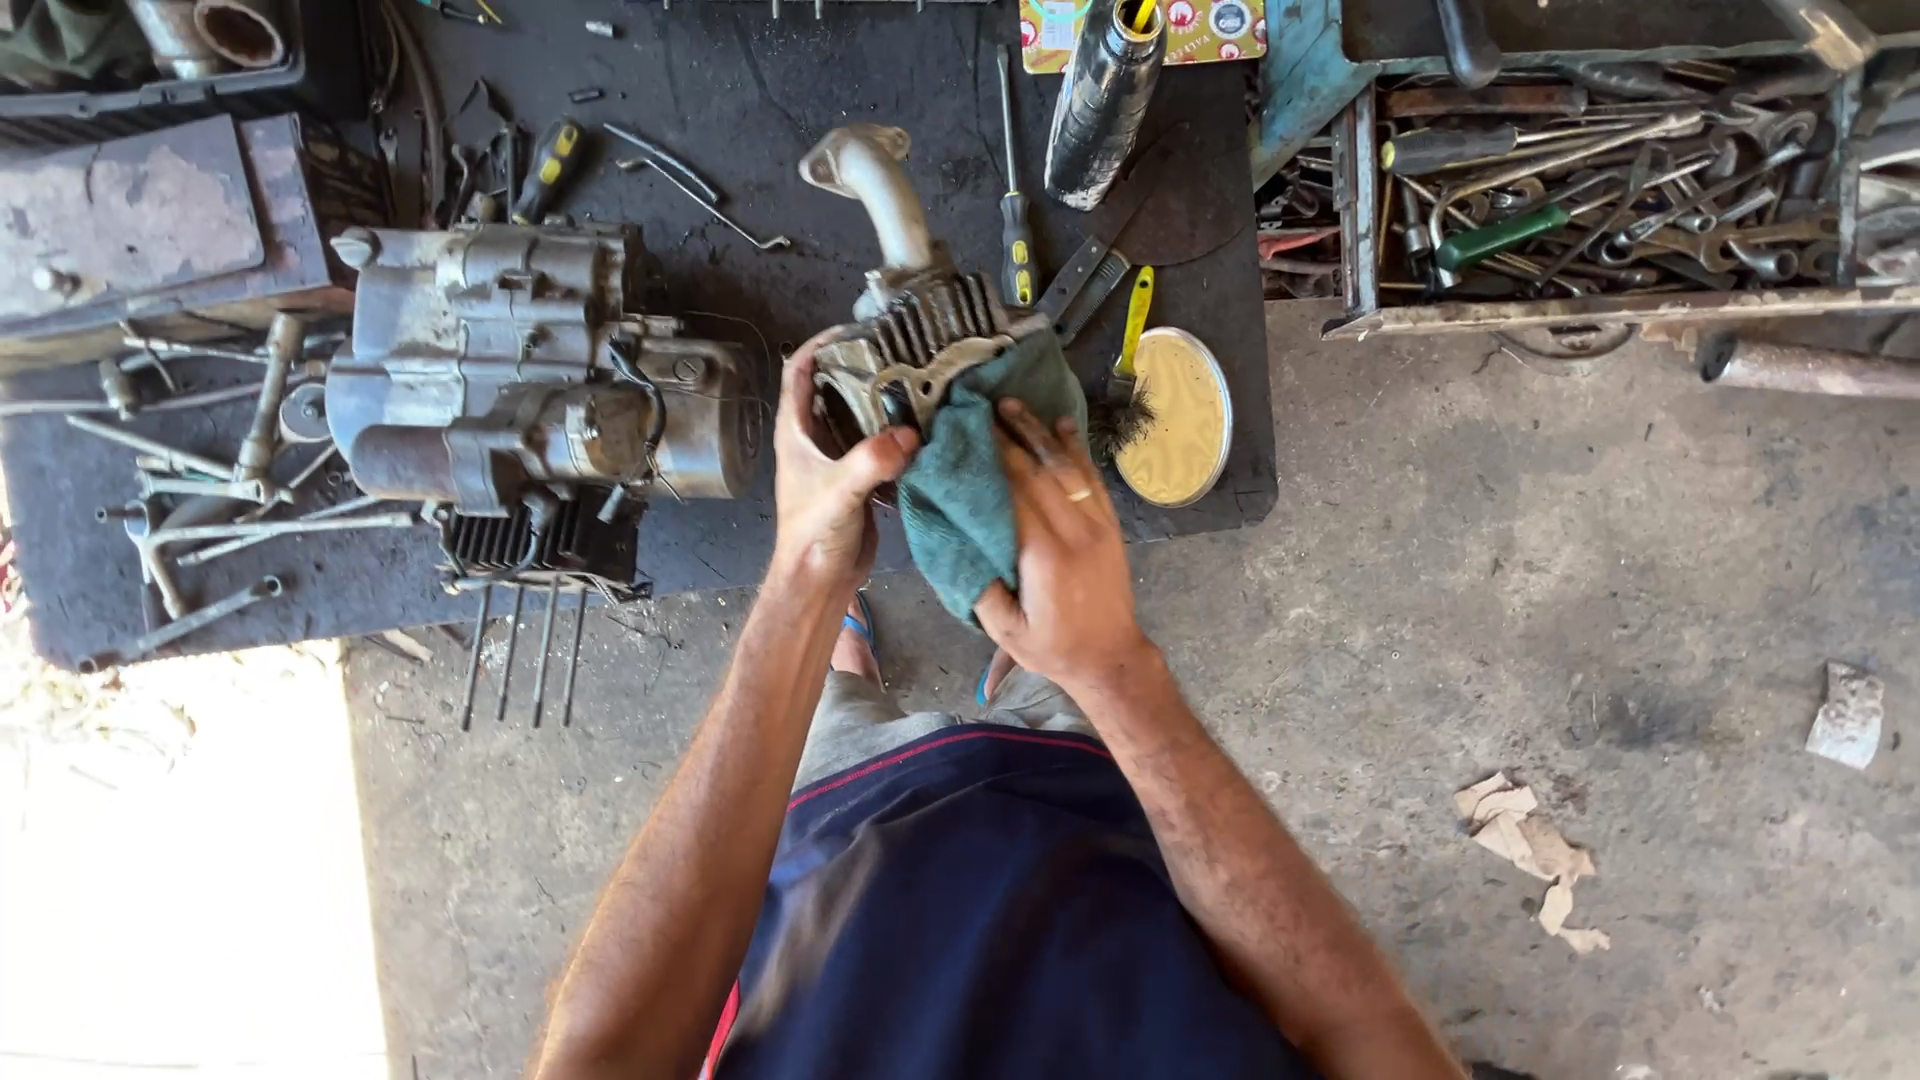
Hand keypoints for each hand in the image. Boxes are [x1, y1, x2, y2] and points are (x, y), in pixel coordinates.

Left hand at [770, 329, 919, 593]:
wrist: (821, 580)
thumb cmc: (814, 533)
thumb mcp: (838, 491)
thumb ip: (870, 461)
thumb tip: (911, 435)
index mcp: (796, 431)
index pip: (799, 370)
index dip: (821, 343)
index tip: (857, 329)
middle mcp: (815, 438)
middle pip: (836, 387)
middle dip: (864, 367)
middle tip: (902, 353)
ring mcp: (838, 458)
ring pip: (860, 416)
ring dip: (884, 401)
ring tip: (920, 382)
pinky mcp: (860, 478)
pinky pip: (879, 445)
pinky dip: (898, 434)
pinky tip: (925, 426)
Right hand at [974, 399, 1157, 694]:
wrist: (1110, 658)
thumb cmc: (1053, 647)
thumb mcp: (1006, 631)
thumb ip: (981, 587)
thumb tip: (956, 539)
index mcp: (1044, 557)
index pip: (1014, 494)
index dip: (990, 460)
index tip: (966, 435)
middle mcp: (1075, 533)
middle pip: (1038, 472)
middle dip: (1008, 436)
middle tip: (980, 408)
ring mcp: (1098, 526)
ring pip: (1066, 467)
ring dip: (1038, 432)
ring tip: (1013, 404)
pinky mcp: (1110, 526)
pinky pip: (1092, 479)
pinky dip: (1076, 449)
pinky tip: (1061, 425)